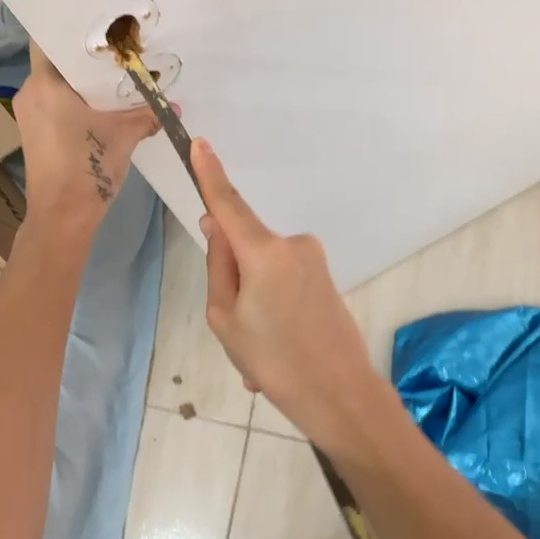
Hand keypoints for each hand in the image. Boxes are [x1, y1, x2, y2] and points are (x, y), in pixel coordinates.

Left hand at [14, 41, 157, 236]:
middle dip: (85, 56)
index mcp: (45, 84)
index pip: (50, 37)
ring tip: (114, 74)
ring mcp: (29, 115)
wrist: (62, 217)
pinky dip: (76, 100)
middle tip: (117, 48)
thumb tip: (173, 106)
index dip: (74, 27)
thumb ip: (146, 114)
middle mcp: (30, 93)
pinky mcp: (35, 134)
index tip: (100, 22)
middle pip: (56, 61)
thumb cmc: (86, 168)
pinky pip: (55, 104)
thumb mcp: (123, 136)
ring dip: (82, 80)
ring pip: (56, 84)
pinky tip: (102, 104)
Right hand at [193, 138, 384, 445]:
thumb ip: (218, 267)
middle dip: (233, 283)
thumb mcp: (225, 318)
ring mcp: (314, 261)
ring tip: (260, 355)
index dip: (210, 174)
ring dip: (254, 309)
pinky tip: (278, 354)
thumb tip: (217, 229)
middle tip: (241, 335)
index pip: (228, 205)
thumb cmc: (274, 361)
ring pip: (262, 273)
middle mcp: (293, 246)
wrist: (341, 396)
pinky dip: (272, 317)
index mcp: (264, 252)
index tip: (198, 142)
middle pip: (243, 248)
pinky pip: (282, 289)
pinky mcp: (325, 278)